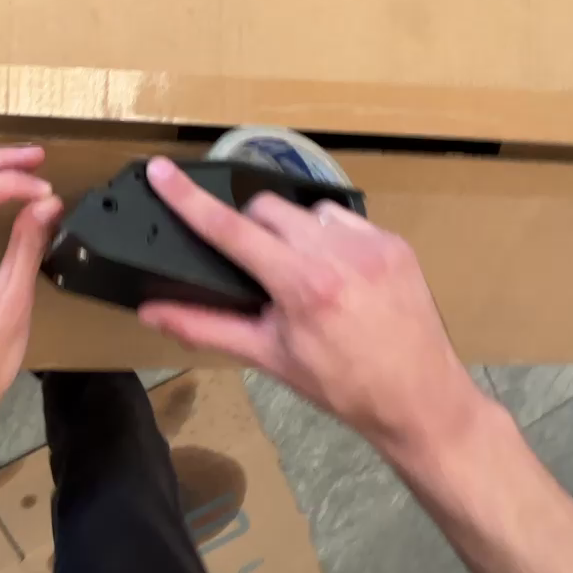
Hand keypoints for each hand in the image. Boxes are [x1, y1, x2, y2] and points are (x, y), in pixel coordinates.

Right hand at [136, 157, 488, 458]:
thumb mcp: (267, 356)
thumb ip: (203, 327)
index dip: (188, 199)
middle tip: (259, 273)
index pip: (230, 230)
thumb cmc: (340, 386)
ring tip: (300, 271)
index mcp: (302, 285)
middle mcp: (338, 253)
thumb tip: (150, 312)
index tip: (159, 169)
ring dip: (289, 231)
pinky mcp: (394, 242)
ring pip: (303, 210)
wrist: (423, 403)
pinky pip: (341, 218)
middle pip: (265, 209)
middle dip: (251, 232)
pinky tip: (334, 269)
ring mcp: (371, 243)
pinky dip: (326, 236)